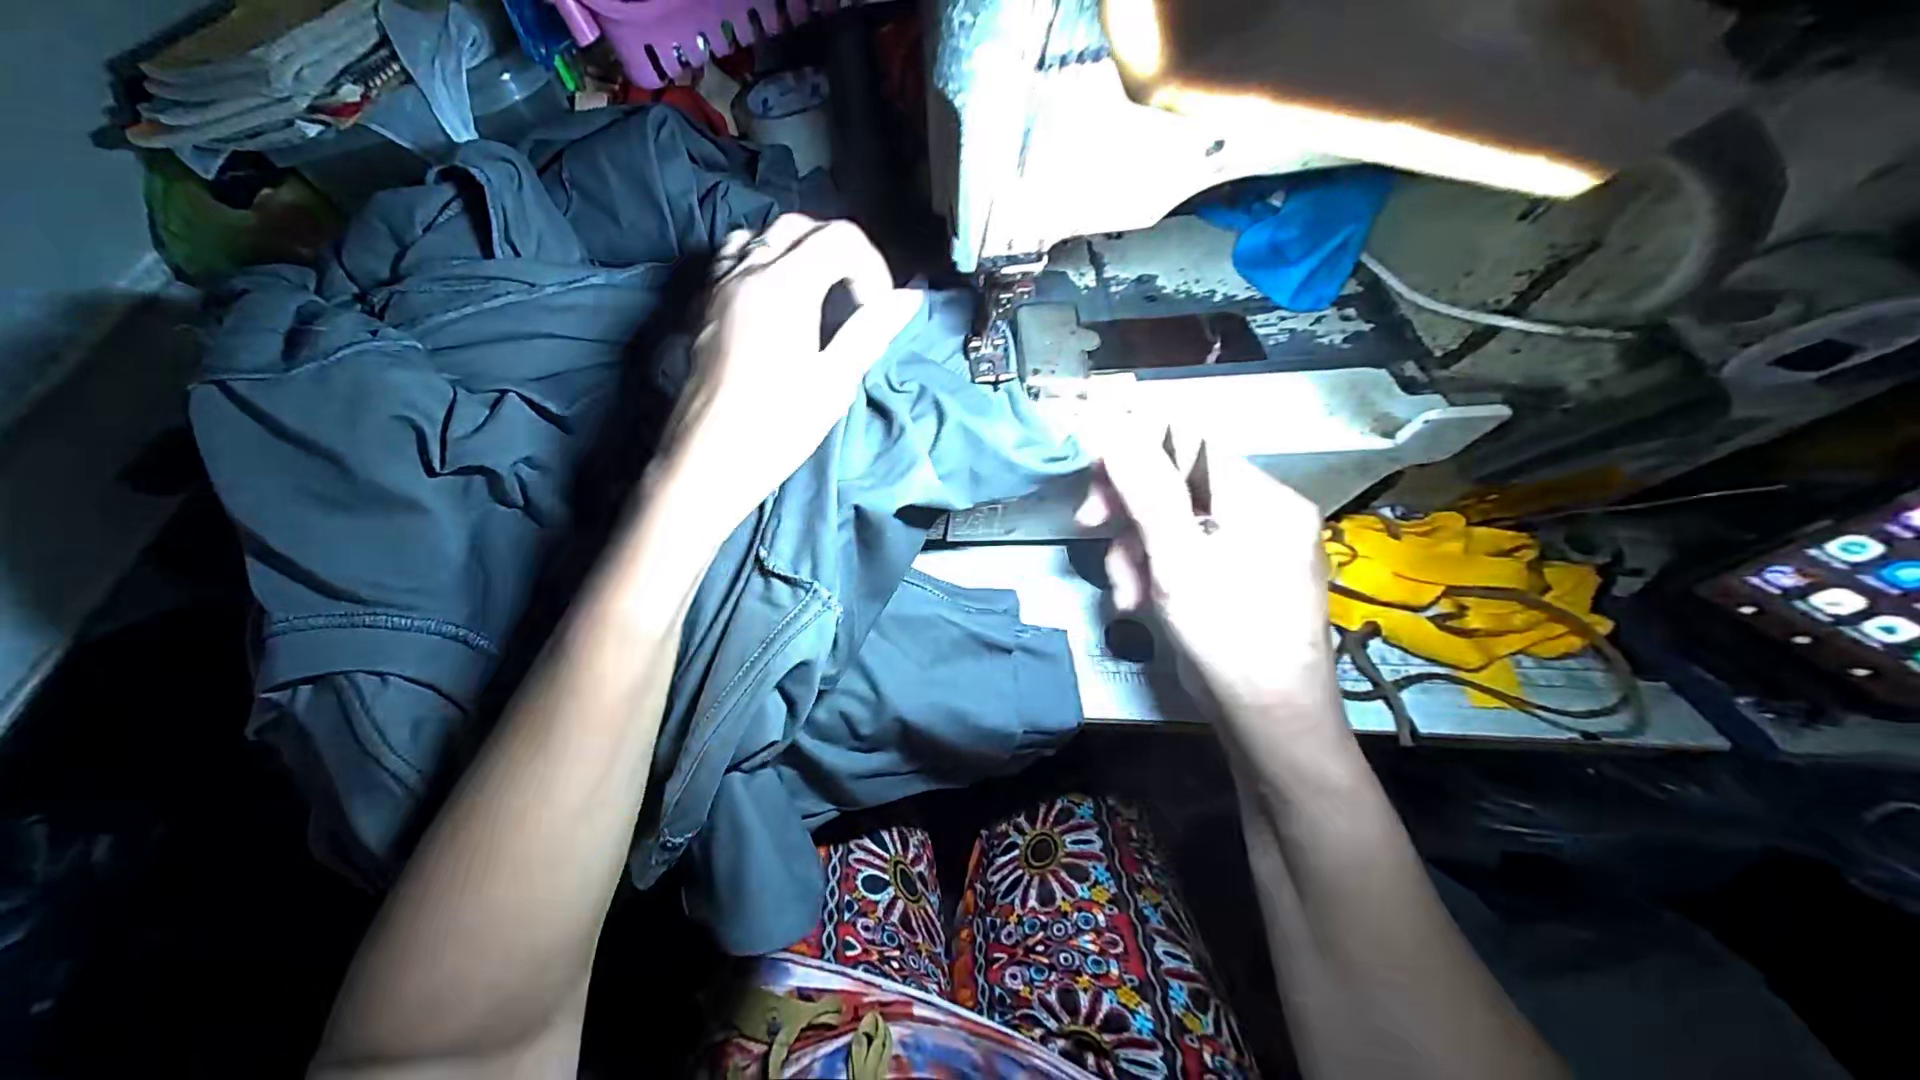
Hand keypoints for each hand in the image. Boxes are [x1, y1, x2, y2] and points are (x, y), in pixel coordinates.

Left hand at [657, 214, 921, 529]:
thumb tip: (909, 298)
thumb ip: (870, 331)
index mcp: (785, 286)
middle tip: (858, 299)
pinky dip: (765, 259)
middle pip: (803, 228)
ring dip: (802, 250)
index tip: (878, 312)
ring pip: (766, 235)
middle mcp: (748, 271)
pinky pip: (736, 256)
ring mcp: (720, 285)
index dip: (872, 269)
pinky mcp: (705, 305)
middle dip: (841, 252)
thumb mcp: (834, 382)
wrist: (708, 460)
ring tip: (820, 292)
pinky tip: (776, 297)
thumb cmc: (776, 428)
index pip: (841, 239)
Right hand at [1076, 423, 1338, 722]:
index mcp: (1262, 498)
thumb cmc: (1227, 635)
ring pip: (1176, 524)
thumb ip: (1147, 490)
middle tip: (1090, 524)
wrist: (1271, 719)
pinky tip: (1142, 601)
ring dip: (1137, 552)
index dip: (1134, 454)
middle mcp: (1264, 513)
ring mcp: (1255, 548)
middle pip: (1179, 485)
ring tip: (1126, 592)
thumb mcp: (1177, 558)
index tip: (1093, 478)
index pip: (1190, 446)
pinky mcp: (1240, 577)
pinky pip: (1189, 554)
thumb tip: (1117, 432)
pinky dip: (1158, 572)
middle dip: (1130, 512)